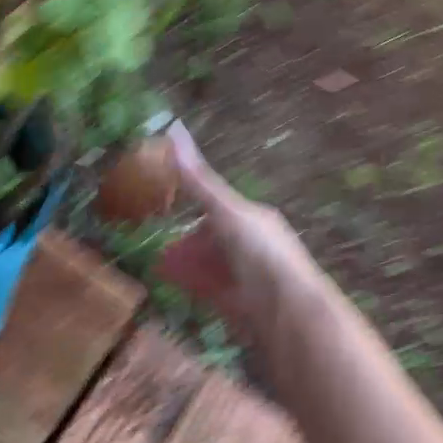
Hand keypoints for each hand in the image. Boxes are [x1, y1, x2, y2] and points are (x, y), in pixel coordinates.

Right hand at [155, 120, 326, 339]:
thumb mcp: (226, 210)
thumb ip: (198, 179)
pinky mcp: (239, 306)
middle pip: (210, 237)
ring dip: (183, 262)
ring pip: (208, 264)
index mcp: (253, 218)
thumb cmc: (261, 254)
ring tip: (154, 264)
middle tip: (150, 239)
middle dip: (183, 239)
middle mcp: (251, 245)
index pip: (217, 206)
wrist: (291, 316)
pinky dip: (189, 284)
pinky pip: (208, 290)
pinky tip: (170, 284)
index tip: (159, 204)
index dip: (190, 205)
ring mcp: (245, 277)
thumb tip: (173, 127)